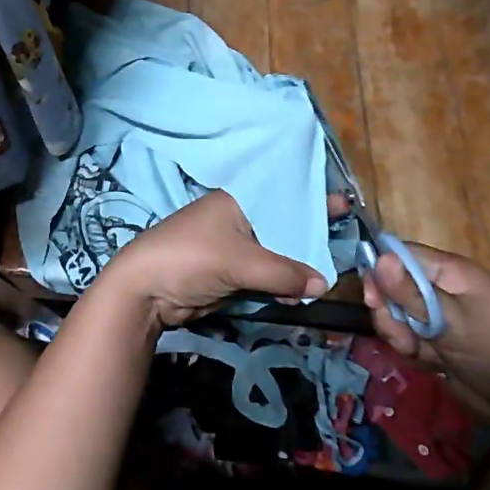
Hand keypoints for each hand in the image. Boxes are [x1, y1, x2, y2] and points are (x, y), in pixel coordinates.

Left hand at [95, 190, 328, 328]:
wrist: (144, 292)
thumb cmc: (190, 258)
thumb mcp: (240, 262)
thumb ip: (283, 273)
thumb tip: (323, 285)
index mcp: (239, 201)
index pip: (285, 195)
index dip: (314, 200)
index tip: (345, 207)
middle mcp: (240, 220)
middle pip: (285, 228)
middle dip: (311, 240)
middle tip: (346, 250)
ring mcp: (235, 249)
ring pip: (277, 256)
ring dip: (297, 268)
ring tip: (330, 276)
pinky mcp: (231, 275)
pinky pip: (265, 277)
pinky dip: (282, 285)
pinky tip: (302, 294)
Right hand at [363, 243, 489, 429]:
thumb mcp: (453, 322)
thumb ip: (412, 294)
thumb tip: (379, 258)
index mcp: (447, 272)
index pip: (399, 255)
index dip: (380, 272)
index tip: (372, 299)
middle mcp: (439, 290)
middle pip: (391, 288)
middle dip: (389, 313)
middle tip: (403, 337)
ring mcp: (438, 319)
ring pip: (397, 318)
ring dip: (400, 337)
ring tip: (419, 353)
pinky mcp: (438, 345)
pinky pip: (409, 342)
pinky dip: (413, 354)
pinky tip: (431, 365)